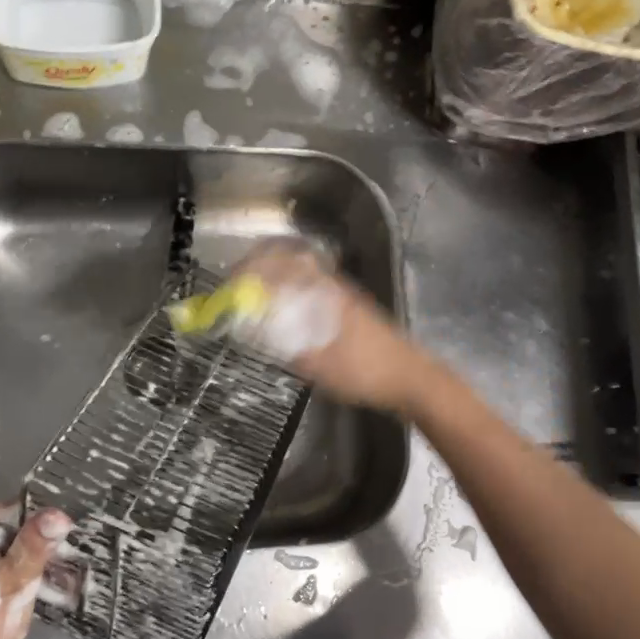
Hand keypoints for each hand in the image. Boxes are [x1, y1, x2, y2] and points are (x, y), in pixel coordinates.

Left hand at [0, 503, 71, 638]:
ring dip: (32, 560)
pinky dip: (18, 574)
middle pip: (8, 530)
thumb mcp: (17, 583)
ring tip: (64, 569)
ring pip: (5, 551)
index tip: (71, 527)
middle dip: (39, 541)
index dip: (42, 517)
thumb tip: (58, 511)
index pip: (11, 509)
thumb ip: (35, 545)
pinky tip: (42, 586)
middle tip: (72, 551)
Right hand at [232, 239, 439, 413]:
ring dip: (271, 285)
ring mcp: (340, 297)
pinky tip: (281, 322)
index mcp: (322, 290)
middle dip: (256, 273)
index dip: (249, 267)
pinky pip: (308, 294)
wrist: (411, 378)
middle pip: (286, 263)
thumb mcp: (317, 363)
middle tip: (235, 293)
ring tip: (251, 306)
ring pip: (297, 278)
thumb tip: (247, 328)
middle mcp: (330, 285)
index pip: (278, 260)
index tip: (228, 283)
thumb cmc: (365, 371)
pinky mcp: (346, 311)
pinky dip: (287, 300)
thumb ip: (282, 344)